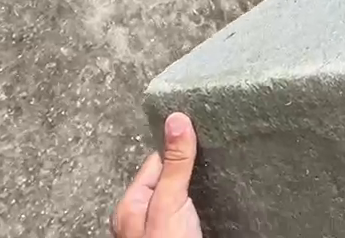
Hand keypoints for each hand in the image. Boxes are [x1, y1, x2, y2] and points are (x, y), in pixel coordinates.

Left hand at [111, 113, 202, 237]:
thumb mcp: (170, 203)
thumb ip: (175, 164)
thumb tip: (177, 119)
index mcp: (130, 205)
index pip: (157, 159)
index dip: (180, 150)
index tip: (201, 136)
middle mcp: (139, 217)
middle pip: (168, 176)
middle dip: (190, 168)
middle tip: (213, 158)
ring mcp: (157, 229)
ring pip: (180, 194)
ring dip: (197, 186)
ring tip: (215, 177)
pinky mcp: (176, 236)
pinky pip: (188, 209)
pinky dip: (201, 201)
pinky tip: (212, 200)